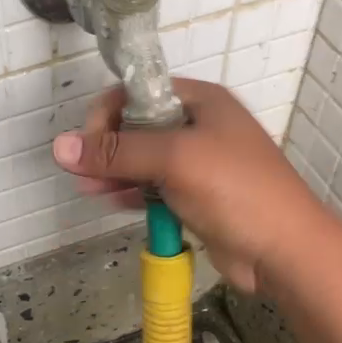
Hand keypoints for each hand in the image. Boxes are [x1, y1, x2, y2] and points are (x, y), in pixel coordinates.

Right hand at [52, 79, 334, 293]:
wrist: (281, 249)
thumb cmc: (235, 191)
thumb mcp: (175, 160)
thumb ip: (118, 152)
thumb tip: (60, 147)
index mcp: (200, 101)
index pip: (138, 93)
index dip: (108, 114)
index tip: (89, 146)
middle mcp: (197, 126)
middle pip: (136, 127)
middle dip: (106, 148)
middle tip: (82, 176)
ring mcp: (197, 165)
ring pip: (142, 162)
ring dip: (114, 173)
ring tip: (91, 192)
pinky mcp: (194, 199)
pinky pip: (153, 189)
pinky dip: (132, 193)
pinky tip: (112, 203)